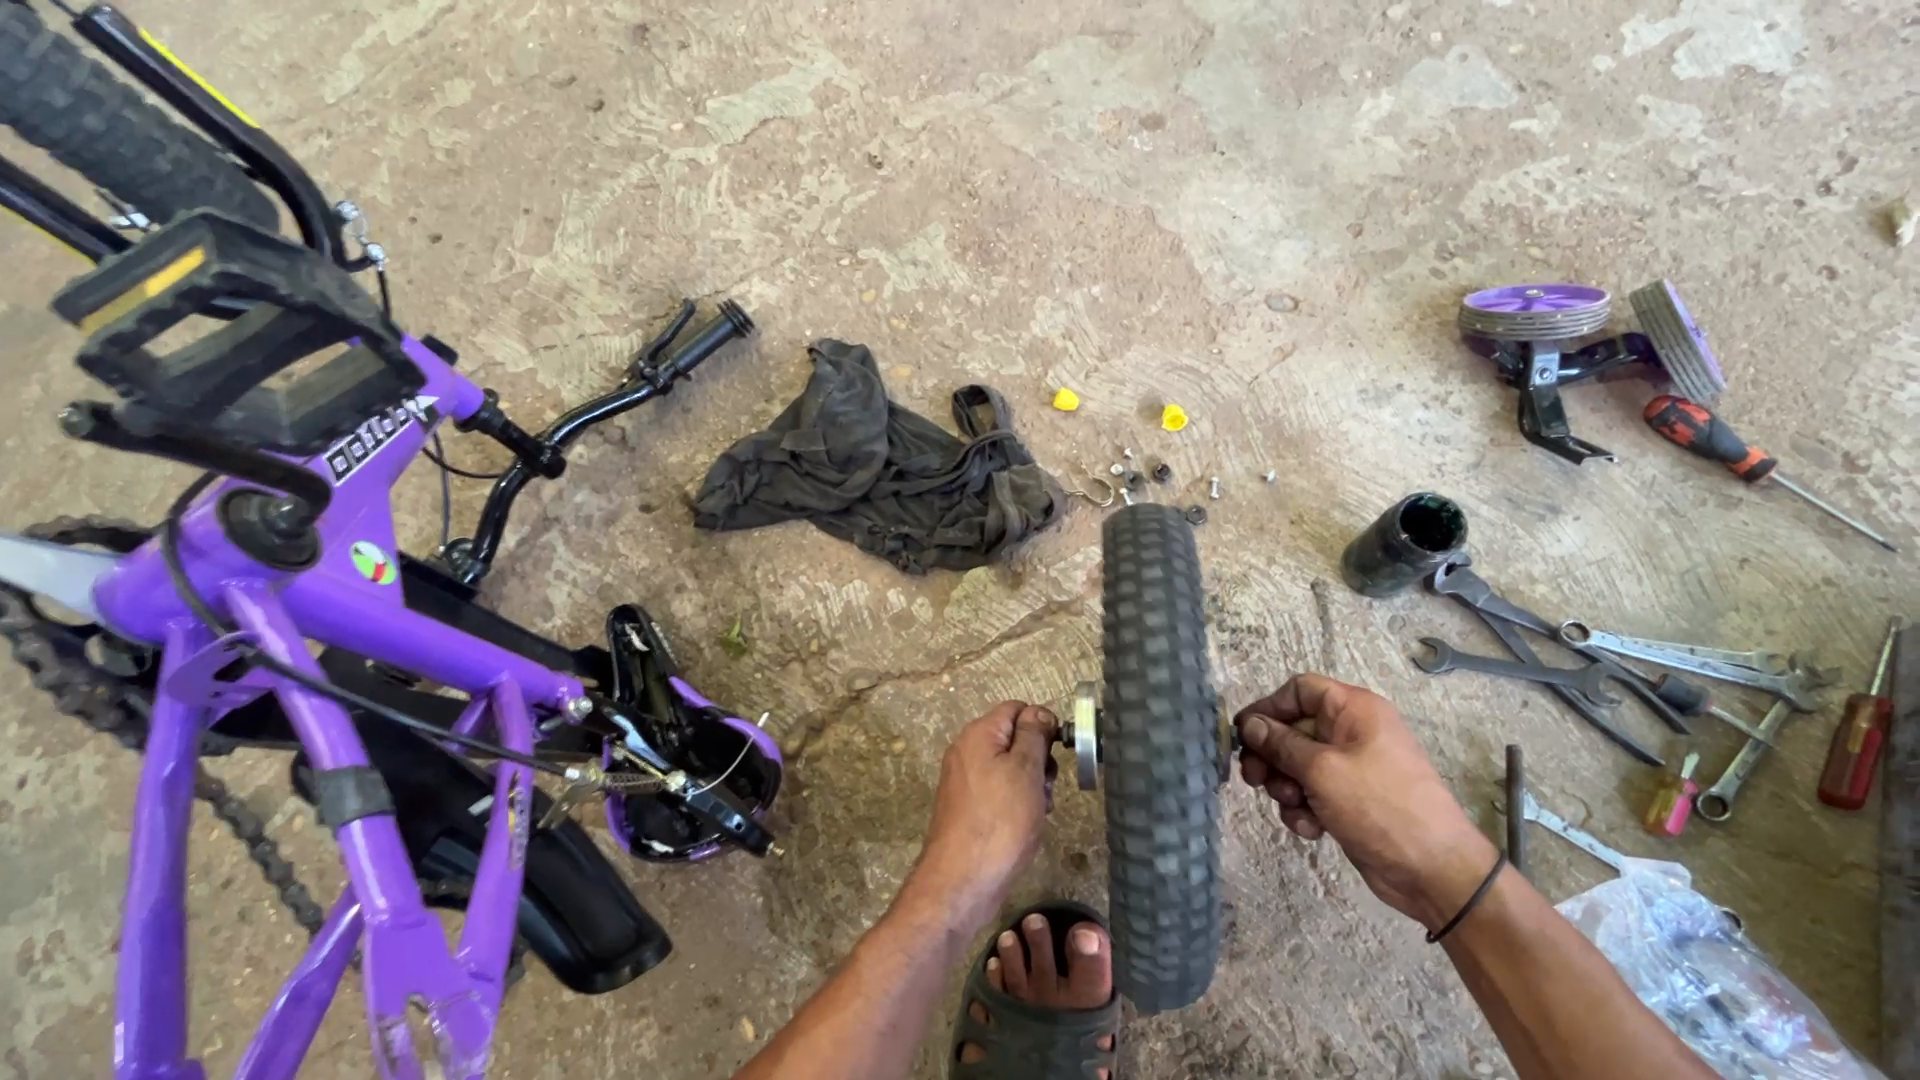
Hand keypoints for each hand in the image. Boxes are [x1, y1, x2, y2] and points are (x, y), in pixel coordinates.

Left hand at [905, 701, 1057, 932]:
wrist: (963, 880)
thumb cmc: (1000, 822)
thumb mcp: (1026, 769)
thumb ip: (1034, 734)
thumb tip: (1038, 713)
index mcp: (978, 734)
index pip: (1016, 709)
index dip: (1042, 723)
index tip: (1058, 752)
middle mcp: (966, 751)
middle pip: (1013, 738)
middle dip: (1038, 758)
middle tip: (1047, 787)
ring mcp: (964, 780)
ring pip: (1010, 767)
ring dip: (1031, 784)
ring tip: (1039, 810)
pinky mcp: (967, 806)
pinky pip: (999, 790)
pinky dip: (1017, 801)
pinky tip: (1027, 823)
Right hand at [1235, 675, 1497, 930]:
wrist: (1433, 871)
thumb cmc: (1379, 806)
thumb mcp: (1322, 769)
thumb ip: (1280, 743)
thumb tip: (1250, 724)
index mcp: (1355, 710)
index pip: (1300, 690)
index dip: (1269, 708)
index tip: (1243, 734)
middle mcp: (1352, 733)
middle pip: (1293, 729)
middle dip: (1270, 755)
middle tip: (1253, 779)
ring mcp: (1351, 768)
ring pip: (1296, 765)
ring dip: (1285, 787)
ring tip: (1294, 807)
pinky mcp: (1348, 800)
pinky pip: (1311, 793)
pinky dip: (1303, 809)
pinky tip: (1311, 829)